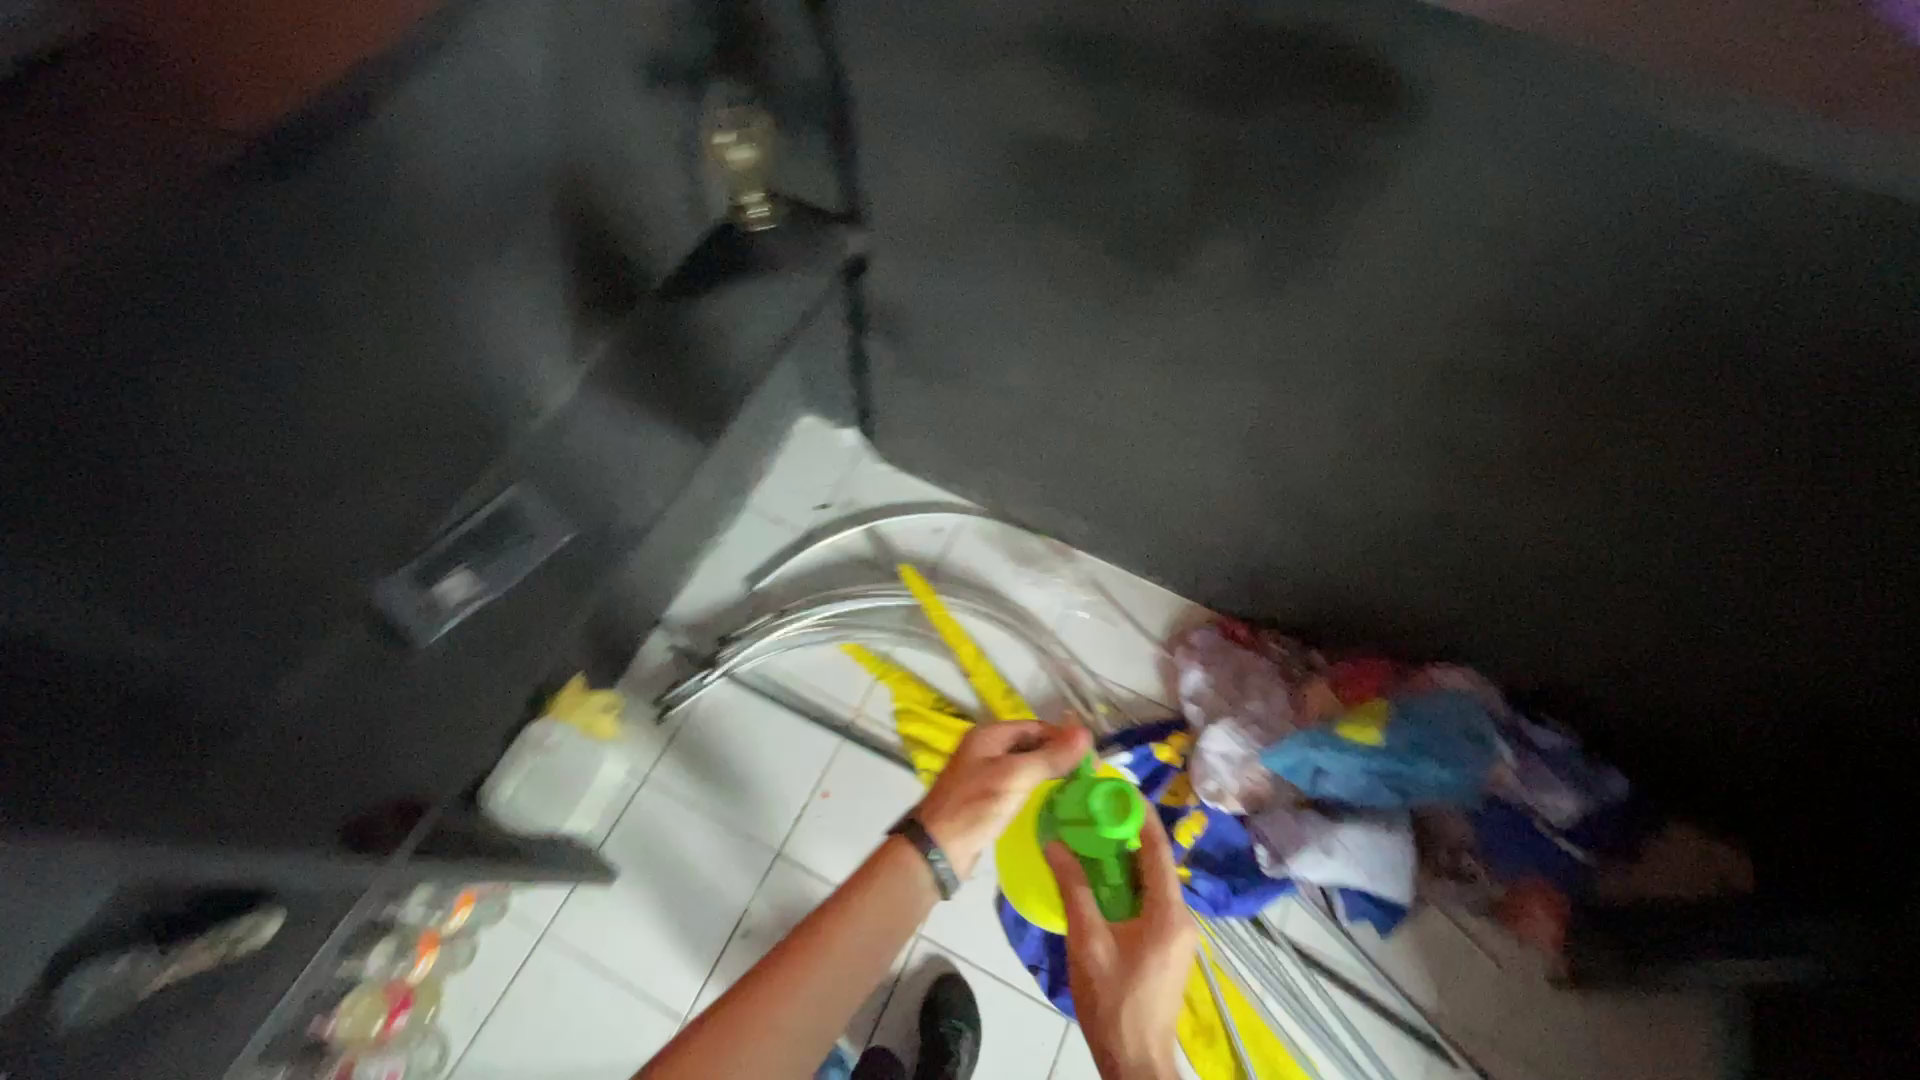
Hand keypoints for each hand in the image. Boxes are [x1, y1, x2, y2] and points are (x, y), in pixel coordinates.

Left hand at [913, 720, 1090, 878]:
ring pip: (1025, 764)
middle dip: (1059, 755)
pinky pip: (1018, 782)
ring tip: (1077, 787)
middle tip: (1088, 776)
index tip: (1092, 760)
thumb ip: (1051, 756)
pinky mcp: (986, 795)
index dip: (1065, 740)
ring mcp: (984, 772)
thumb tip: (1086, 733)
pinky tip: (1052, 799)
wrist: (938, 848)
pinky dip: (1036, 786)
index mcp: (989, 735)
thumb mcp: (1016, 777)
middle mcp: (986, 748)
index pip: (1037, 727)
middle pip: (1031, 744)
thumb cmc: (976, 806)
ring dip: (1050, 771)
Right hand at [1047, 809, 1195, 1079]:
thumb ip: (1073, 888)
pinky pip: (1148, 900)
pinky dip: (1125, 883)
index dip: (1138, 813)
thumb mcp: (1088, 941)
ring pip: (1150, 882)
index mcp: (1169, 911)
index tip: (1115, 786)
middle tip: (1092, 808)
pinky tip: (1098, 880)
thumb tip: (1055, 843)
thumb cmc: (1113, 1000)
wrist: (1135, 1060)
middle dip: (1124, 833)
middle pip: (1155, 862)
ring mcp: (1177, 933)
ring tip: (1090, 836)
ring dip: (1122, 859)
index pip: (1157, 847)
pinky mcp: (1167, 946)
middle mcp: (1181, 916)